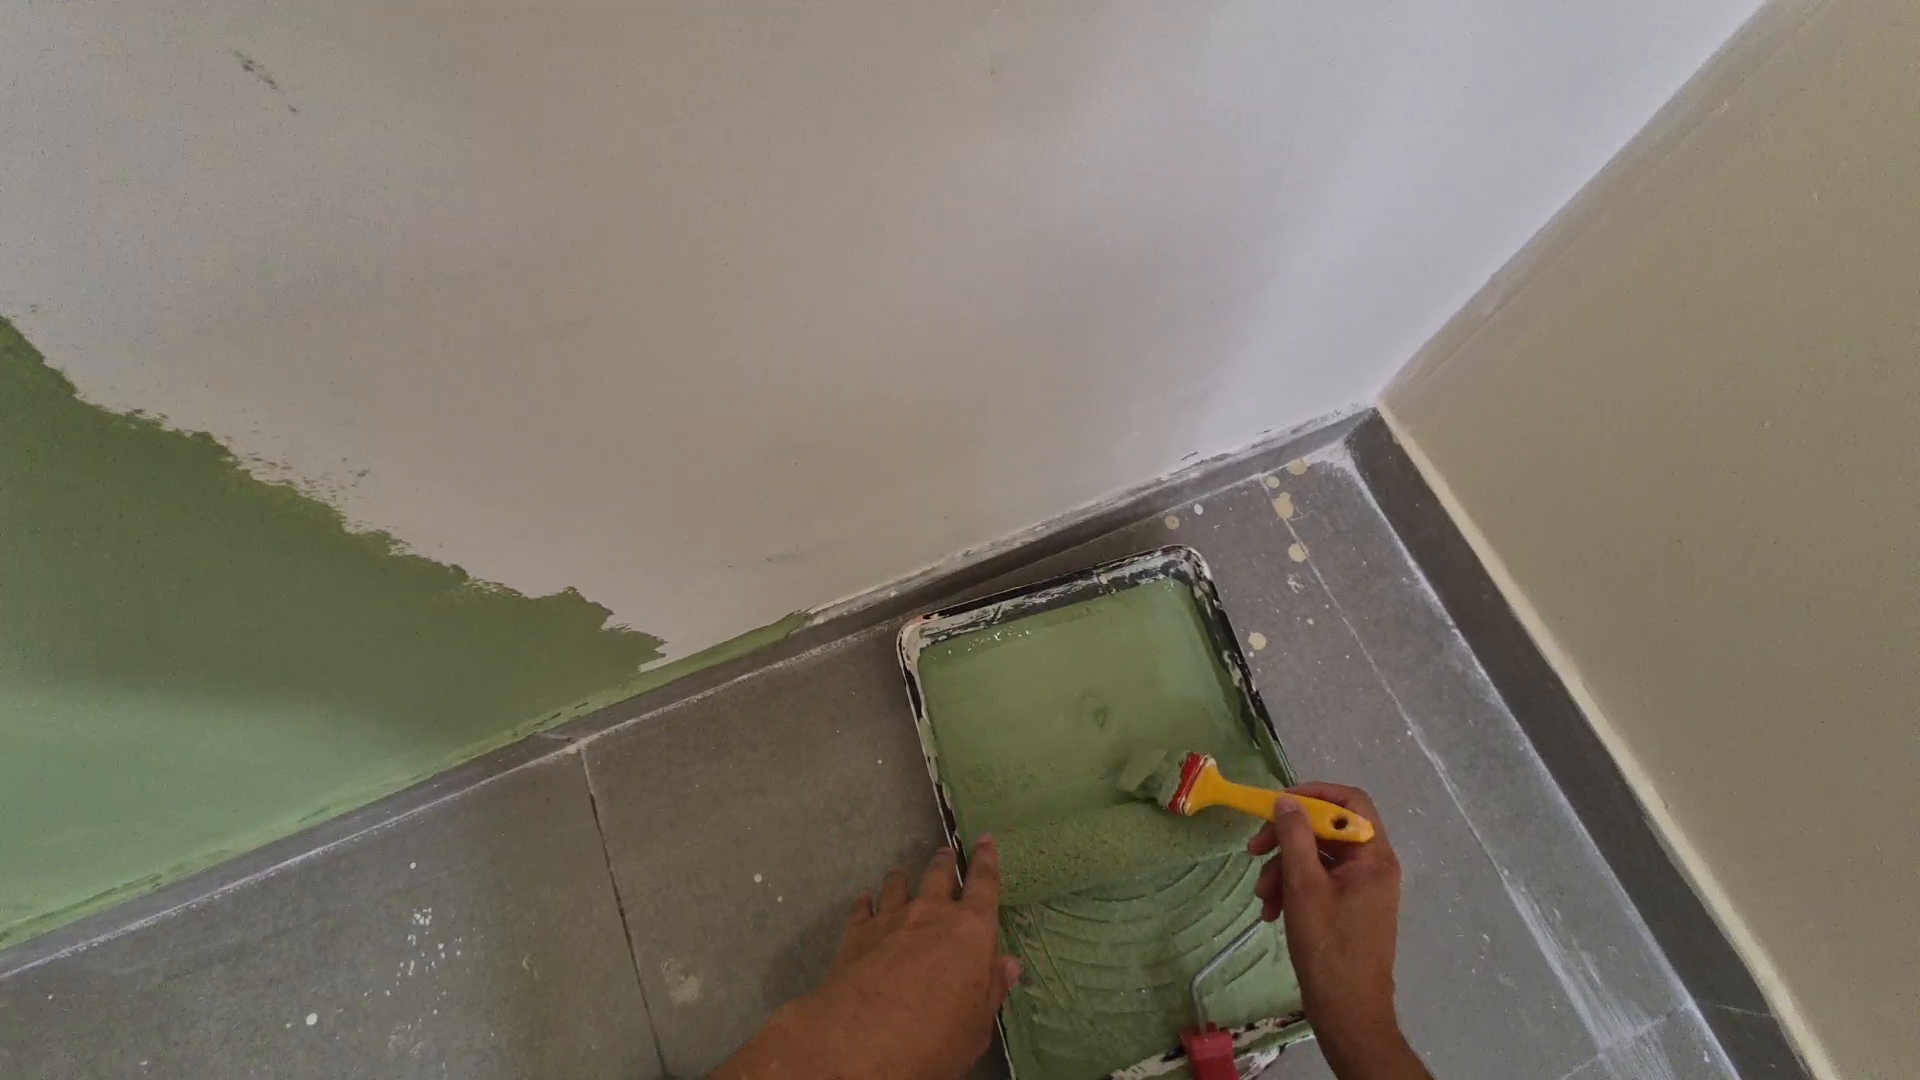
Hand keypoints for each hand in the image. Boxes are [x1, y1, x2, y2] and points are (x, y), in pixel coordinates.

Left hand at [712, 838, 1020, 1079]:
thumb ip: (992, 989)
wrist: (865, 1042)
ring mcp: (891, 918)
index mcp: (970, 930)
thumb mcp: (977, 1025)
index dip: (986, 860)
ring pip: (898, 884)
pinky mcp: (857, 932)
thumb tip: (1009, 964)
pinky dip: (865, 902)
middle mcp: (931, 913)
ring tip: (902, 871)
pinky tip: (864, 899)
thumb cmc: (937, 1038)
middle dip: (944, 861)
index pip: (984, 884)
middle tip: (945, 852)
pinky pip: (862, 908)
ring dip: (902, 877)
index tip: (984, 839)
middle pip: (939, 875)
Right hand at [1249, 783, 1429, 1079]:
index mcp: (1374, 857)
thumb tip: (1286, 800)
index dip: (1314, 793)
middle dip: (1286, 838)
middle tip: (1255, 848)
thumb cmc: (1329, 946)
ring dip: (1282, 868)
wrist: (1347, 1014)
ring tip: (1262, 894)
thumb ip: (1294, 835)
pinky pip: (1315, 881)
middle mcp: (1372, 867)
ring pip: (1315, 857)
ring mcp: (1360, 889)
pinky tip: (1270, 910)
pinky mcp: (1347, 908)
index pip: (1350, 802)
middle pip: (1325, 829)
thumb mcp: (1303, 884)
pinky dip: (1290, 888)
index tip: (1279, 804)